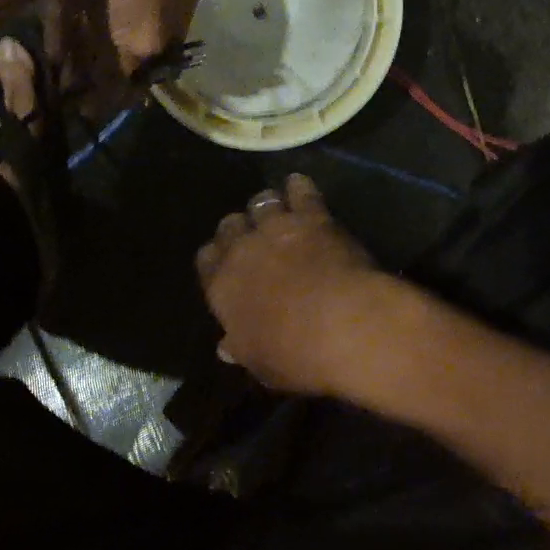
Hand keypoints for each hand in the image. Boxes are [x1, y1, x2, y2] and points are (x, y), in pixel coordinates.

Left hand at [5, 0, 199, 118]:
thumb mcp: (144, 46)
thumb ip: (135, 75)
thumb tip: (123, 99)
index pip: (169, 42)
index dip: (144, 72)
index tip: (120, 95)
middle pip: (131, 30)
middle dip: (108, 63)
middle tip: (86, 91)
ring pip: (99, 18)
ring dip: (83, 50)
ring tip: (63, 81)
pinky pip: (72, 3)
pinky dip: (63, 29)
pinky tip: (48, 54)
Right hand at [195, 174, 407, 396]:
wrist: (343, 325)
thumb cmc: (296, 355)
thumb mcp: (261, 363)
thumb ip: (241, 347)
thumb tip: (225, 348)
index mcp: (221, 286)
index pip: (206, 260)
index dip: (216, 259)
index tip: (228, 265)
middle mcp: (241, 249)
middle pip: (230, 226)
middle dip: (239, 229)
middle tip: (253, 237)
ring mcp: (276, 228)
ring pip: (261, 203)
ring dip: (267, 206)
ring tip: (276, 211)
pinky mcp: (311, 216)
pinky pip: (299, 191)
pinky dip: (298, 187)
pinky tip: (299, 186)